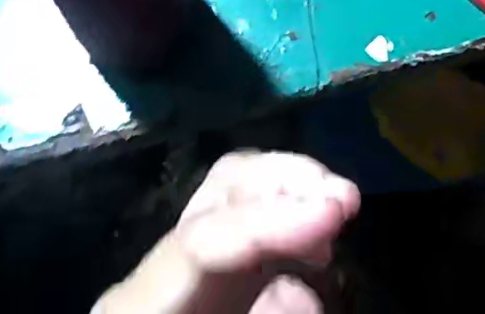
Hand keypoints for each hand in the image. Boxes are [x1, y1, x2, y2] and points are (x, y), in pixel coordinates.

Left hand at [96, 151, 361, 313]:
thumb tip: (296, 290)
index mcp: (139, 309)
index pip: (201, 241)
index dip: (270, 220)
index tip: (335, 211)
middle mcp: (158, 272)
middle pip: (217, 193)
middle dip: (283, 183)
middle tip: (345, 199)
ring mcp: (183, 268)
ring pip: (233, 194)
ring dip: (289, 190)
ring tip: (337, 210)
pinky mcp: (209, 279)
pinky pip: (247, 226)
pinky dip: (287, 218)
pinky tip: (319, 241)